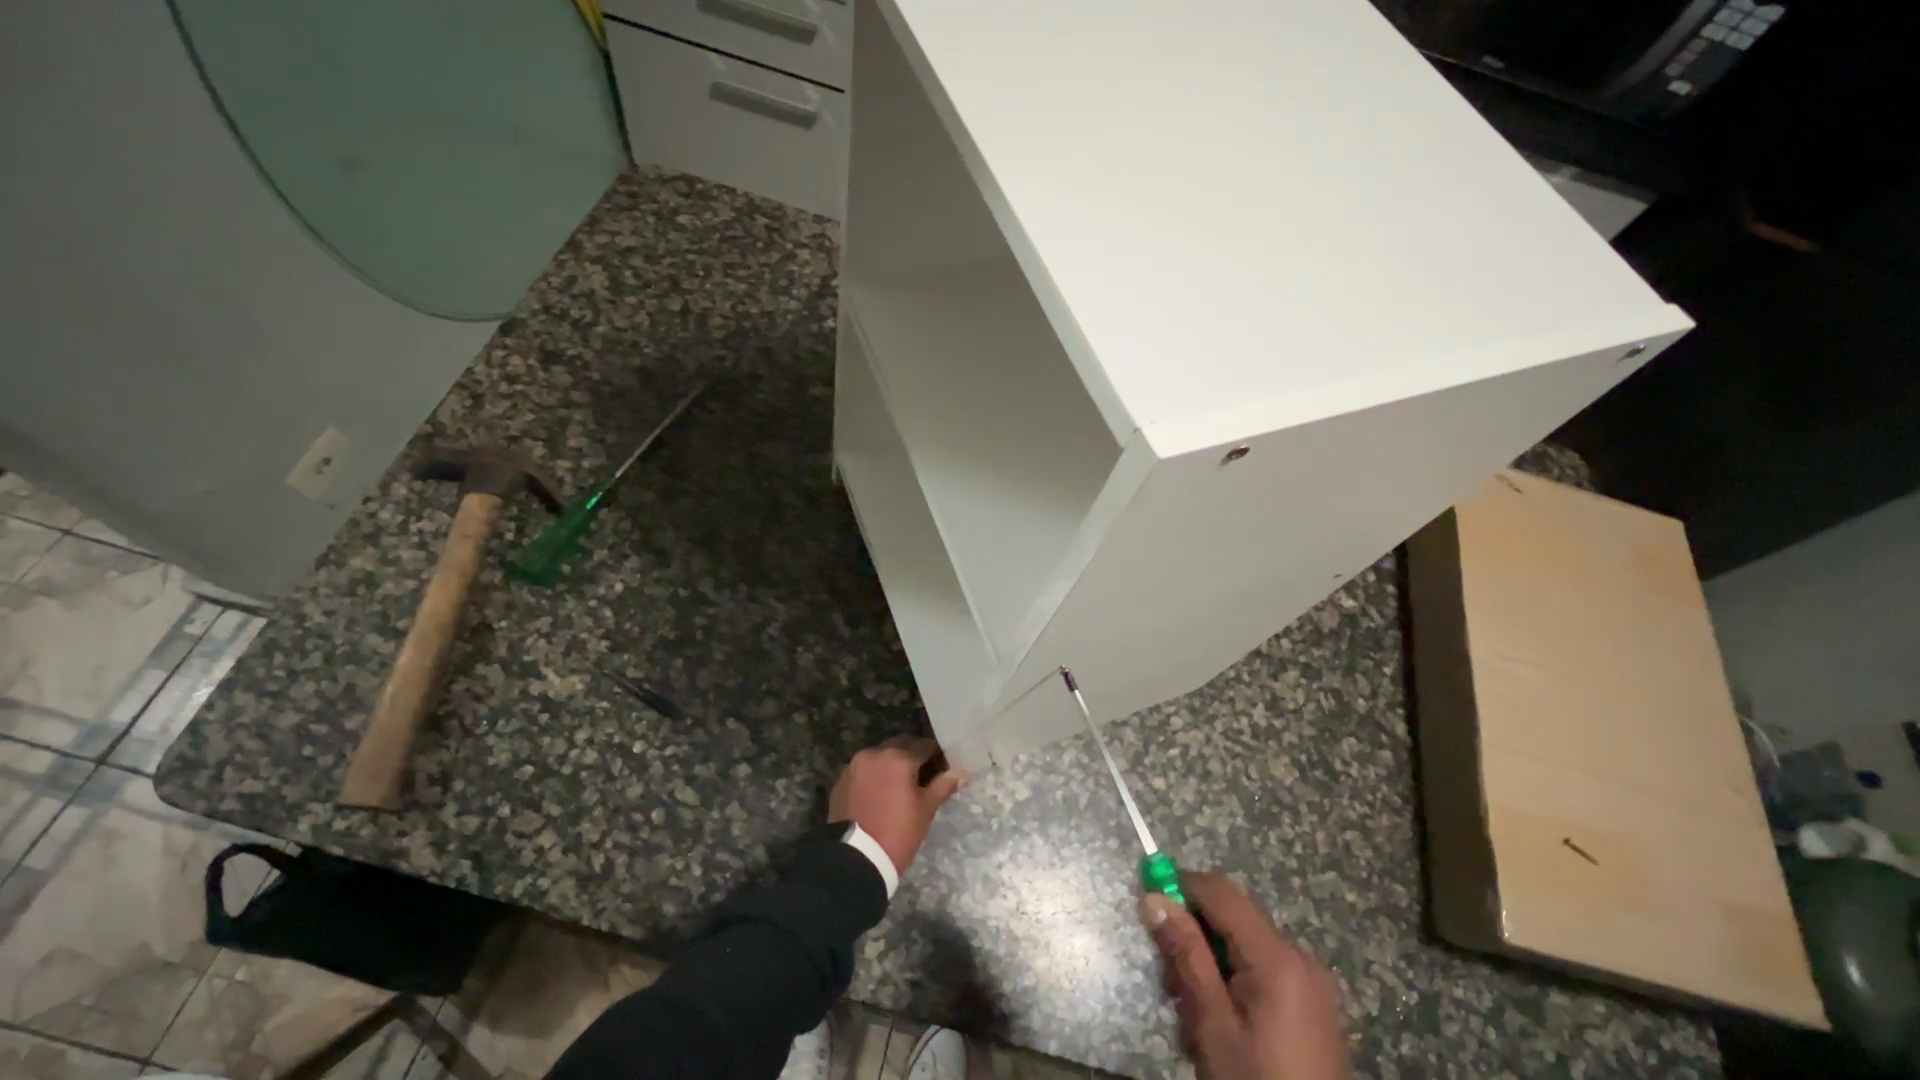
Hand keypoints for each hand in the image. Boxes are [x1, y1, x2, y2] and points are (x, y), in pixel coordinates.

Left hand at [828, 736, 967, 874]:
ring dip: (890, 763)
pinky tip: (879, 792)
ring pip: (878, 756)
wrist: (856, 858)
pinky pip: (862, 770)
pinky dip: (873, 775)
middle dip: (911, 754)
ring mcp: (853, 767)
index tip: (942, 765)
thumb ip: (943, 786)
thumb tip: (962, 773)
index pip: (923, 746)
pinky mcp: (840, 781)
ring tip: (900, 784)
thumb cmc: (898, 833)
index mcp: (898, 758)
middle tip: (922, 773)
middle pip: (899, 745)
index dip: (935, 754)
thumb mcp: (925, 810)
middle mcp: (873, 754)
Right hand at [1139, 872, 1347, 1079]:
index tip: (1145, 902)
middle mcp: (1300, 956)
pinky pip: (1263, 971)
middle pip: (1232, 920)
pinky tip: (1221, 1023)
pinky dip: (1233, 982)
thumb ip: (1186, 956)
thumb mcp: (1212, 1024)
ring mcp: (1311, 981)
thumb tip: (1154, 898)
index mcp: (1277, 957)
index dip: (1181, 886)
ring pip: (1243, 947)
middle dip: (1193, 939)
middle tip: (1169, 986)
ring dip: (1210, 966)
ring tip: (1193, 1018)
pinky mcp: (1313, 1003)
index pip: (1222, 892)